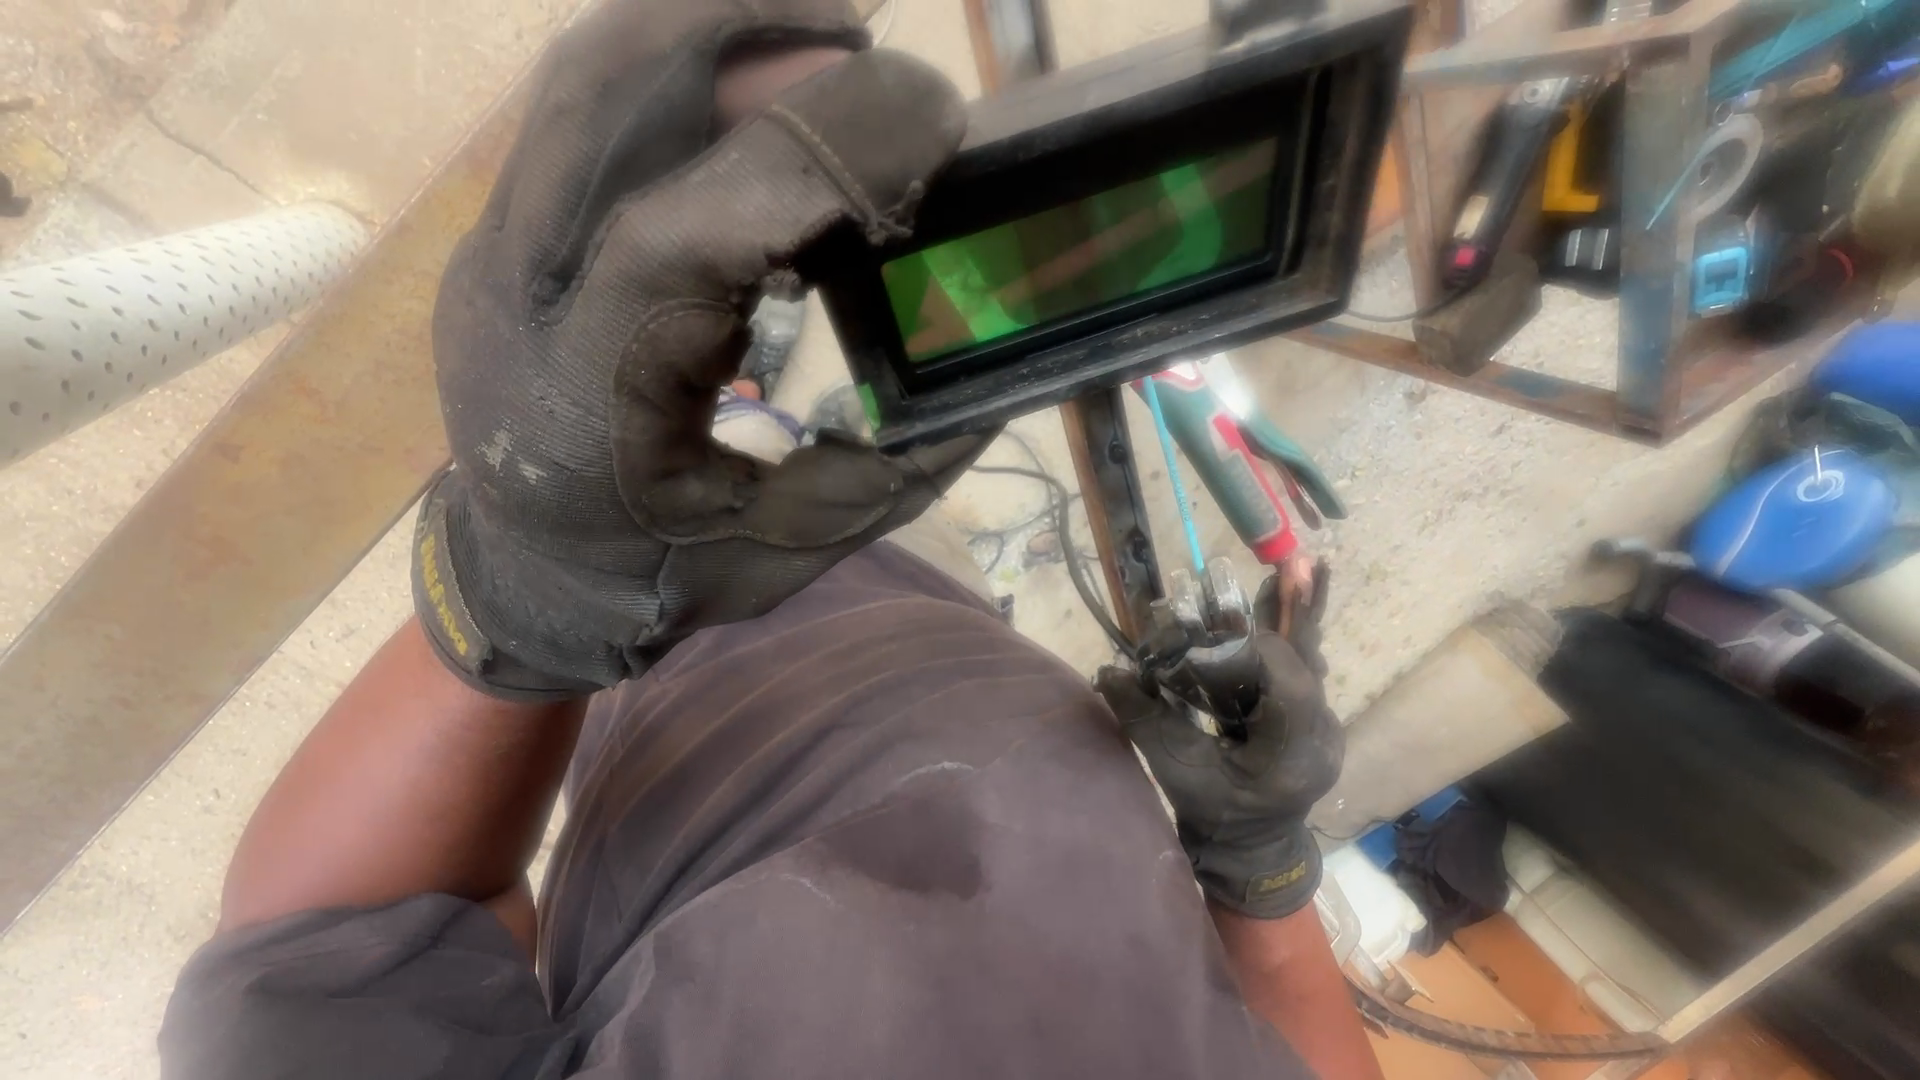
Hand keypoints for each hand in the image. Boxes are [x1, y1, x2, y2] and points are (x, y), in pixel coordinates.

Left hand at [413, 0, 987, 699]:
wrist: (526, 585)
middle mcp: (516, 306)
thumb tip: (985, 390)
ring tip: (826, 49)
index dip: (807, 163)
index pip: (677, 240)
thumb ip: (889, 472)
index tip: (926, 132)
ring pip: (582, 82)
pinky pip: (589, 119)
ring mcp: (493, 257)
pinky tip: (765, 104)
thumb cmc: (661, 582)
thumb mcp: (790, 549)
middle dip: (743, 34)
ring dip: (710, 35)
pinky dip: (684, 81)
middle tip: (867, 41)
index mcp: (587, 410)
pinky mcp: (509, 238)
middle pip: (597, 100)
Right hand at [1096, 566, 1342, 917]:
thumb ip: (1146, 719)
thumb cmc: (1213, 811)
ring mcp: (1321, 724)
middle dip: (1294, 612)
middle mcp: (1320, 734)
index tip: (1220, 623)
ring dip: (1299, 612)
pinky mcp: (1308, 715)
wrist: (1250, 848)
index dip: (1258, 646)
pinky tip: (1290, 592)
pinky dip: (1291, 629)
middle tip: (1296, 562)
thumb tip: (1107, 671)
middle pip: (1307, 662)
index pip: (1289, 686)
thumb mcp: (1175, 770)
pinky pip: (1301, 666)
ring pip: (1309, 658)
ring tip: (1306, 564)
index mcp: (1292, 755)